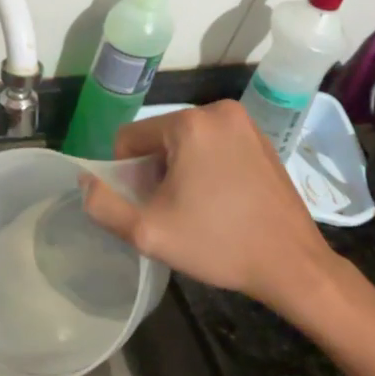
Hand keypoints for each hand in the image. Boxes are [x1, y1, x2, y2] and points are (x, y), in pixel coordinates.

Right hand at [79, 100, 338, 317]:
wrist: (291, 264)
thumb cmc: (217, 244)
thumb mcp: (146, 232)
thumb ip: (102, 205)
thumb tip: (84, 182)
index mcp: (189, 124)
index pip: (129, 138)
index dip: (127, 174)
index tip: (148, 205)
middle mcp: (219, 111)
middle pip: (159, 138)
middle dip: (154, 171)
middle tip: (171, 210)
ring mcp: (246, 124)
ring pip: (186, 142)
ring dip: (179, 170)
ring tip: (196, 207)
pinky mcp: (264, 141)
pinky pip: (215, 146)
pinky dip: (207, 168)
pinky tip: (219, 201)